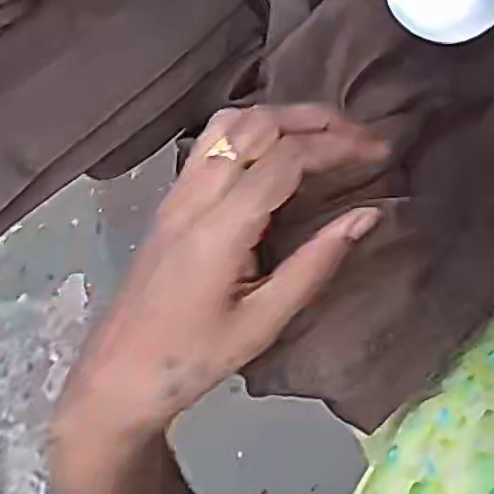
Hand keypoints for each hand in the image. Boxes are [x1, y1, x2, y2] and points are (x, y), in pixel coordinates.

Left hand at [55, 105, 387, 449]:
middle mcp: (195, 196)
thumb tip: (367, 214)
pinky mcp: (172, 196)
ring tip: (328, 131)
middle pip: (259, 125)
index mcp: (219, 229)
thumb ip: (316, 262)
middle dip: (318, 120)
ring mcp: (178, 191)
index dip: (337, 145)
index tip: (378, 151)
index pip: (286, 159)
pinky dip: (256, 125)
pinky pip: (214, 138)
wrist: (115, 378)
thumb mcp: (265, 321)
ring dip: (286, 115)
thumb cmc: (192, 358)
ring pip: (233, 122)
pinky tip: (279, 142)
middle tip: (362, 134)